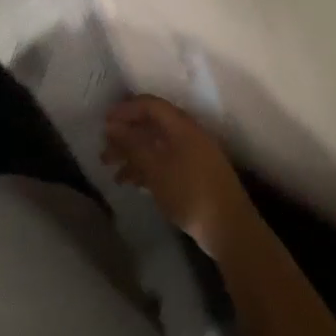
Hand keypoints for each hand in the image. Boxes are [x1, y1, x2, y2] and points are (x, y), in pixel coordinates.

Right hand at [102, 95, 240, 247]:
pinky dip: (147, 168)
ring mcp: (194, 156)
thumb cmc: (189, 192)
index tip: (104, 122)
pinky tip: (131, 183)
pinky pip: (166, 162)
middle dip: (126, 136)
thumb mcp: (154, 168)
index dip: (125, 109)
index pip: (150, 105)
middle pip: (152, 126)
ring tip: (112, 172)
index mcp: (182, 126)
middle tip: (104, 150)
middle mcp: (189, 135)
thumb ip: (131, 144)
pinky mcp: (196, 175)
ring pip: (157, 146)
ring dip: (133, 155)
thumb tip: (111, 125)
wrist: (231, 230)